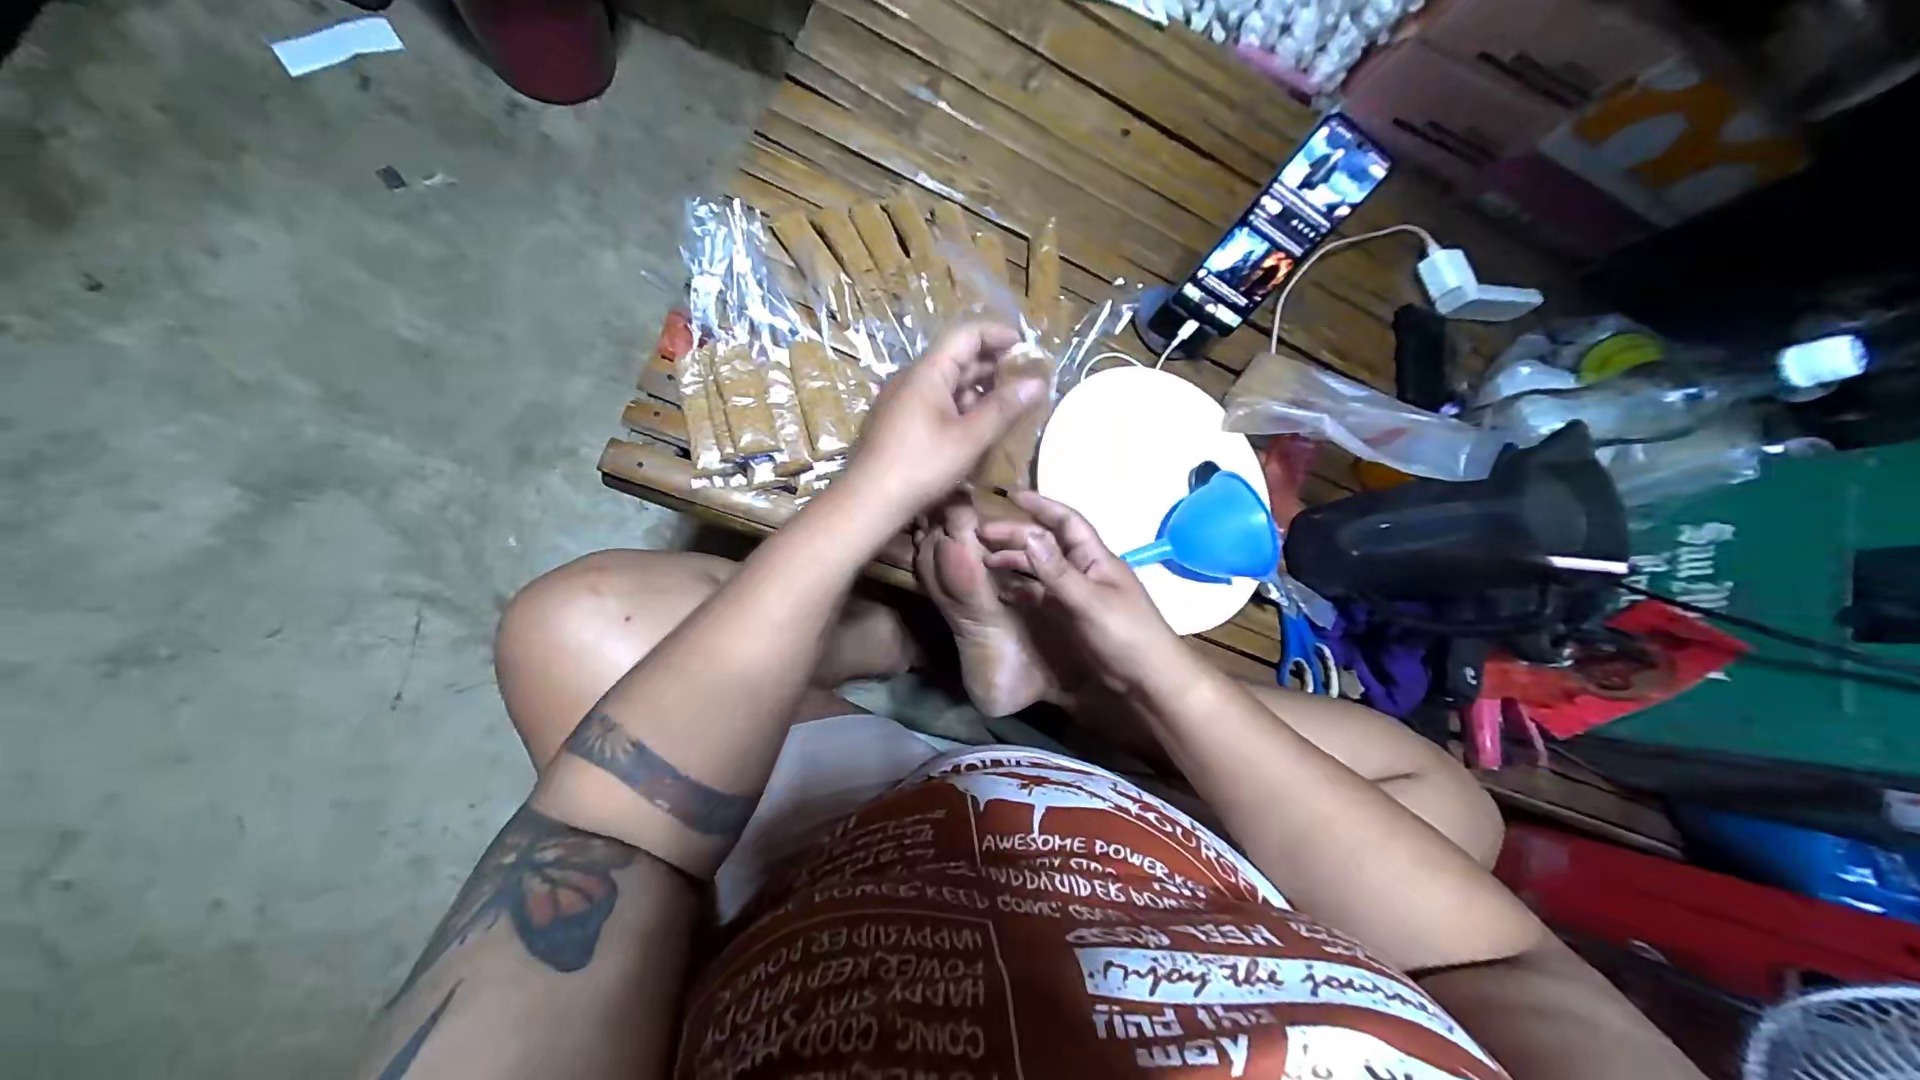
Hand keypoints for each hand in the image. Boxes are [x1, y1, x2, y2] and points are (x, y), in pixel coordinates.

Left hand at [840, 323, 1047, 521]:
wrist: (868, 500)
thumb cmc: (921, 466)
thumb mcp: (969, 438)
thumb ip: (1004, 409)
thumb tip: (1037, 383)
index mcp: (928, 372)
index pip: (967, 334)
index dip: (999, 335)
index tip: (1026, 349)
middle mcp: (912, 378)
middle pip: (957, 358)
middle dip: (993, 367)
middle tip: (1024, 383)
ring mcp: (902, 400)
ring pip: (947, 384)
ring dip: (978, 391)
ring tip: (1007, 409)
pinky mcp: (899, 422)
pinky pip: (935, 403)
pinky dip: (960, 408)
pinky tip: (977, 429)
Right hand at [977, 490, 1186, 692]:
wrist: (1147, 677)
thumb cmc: (1126, 634)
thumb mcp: (1089, 601)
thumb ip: (1058, 571)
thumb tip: (1029, 534)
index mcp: (1095, 558)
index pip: (1066, 522)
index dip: (1041, 506)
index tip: (1012, 495)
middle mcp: (1084, 569)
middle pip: (1047, 543)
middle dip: (1016, 534)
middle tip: (982, 533)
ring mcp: (1076, 592)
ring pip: (1041, 568)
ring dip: (1015, 560)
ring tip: (985, 559)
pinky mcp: (1070, 614)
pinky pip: (1041, 594)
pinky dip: (1021, 588)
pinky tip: (1001, 589)